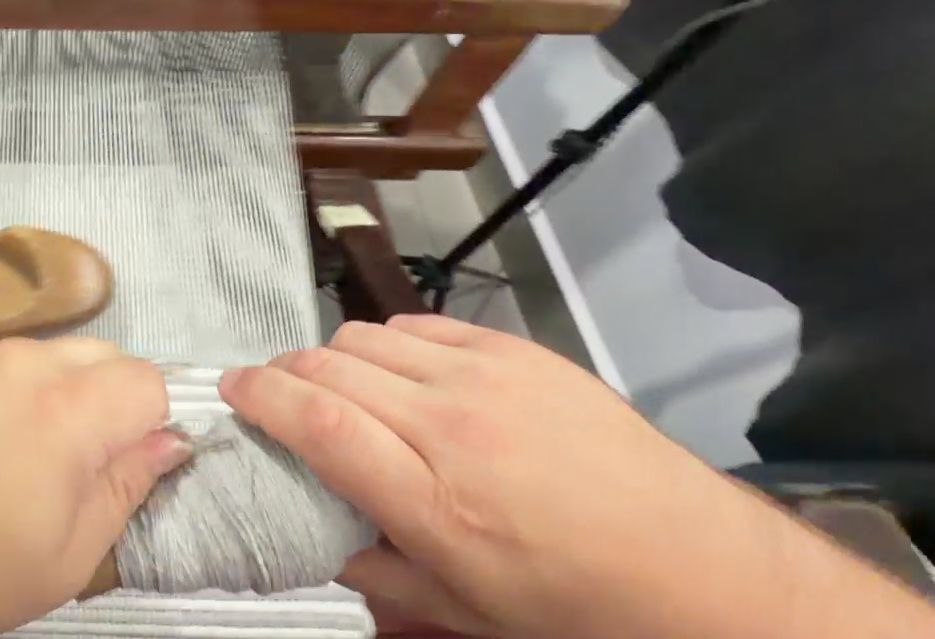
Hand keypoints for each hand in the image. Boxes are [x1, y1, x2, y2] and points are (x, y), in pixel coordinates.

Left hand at [0, 337, 187, 638]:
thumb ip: (129, 485)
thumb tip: (170, 443)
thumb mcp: (70, 554)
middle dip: (118, 403)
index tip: (129, 466)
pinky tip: (5, 443)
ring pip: (67, 354)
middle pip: (109, 357)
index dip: (152, 425)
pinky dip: (37, 388)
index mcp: (63, 409)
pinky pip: (24, 360)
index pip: (148, 381)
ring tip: (41, 459)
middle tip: (88, 469)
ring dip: (77, 393)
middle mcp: (26, 363)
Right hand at [220, 316, 934, 638]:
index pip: (315, 419)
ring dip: (334, 359)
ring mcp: (486, 377)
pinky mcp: (516, 350)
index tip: (232, 389)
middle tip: (280, 396)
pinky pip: (417, 323)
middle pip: (327, 366)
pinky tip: (405, 376)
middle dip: (283, 374)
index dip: (259, 394)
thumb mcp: (460, 612)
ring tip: (347, 390)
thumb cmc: (572, 606)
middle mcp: (450, 425)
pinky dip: (389, 345)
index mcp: (432, 501)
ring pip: (363, 336)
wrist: (702, 571)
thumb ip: (369, 567)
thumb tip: (309, 526)